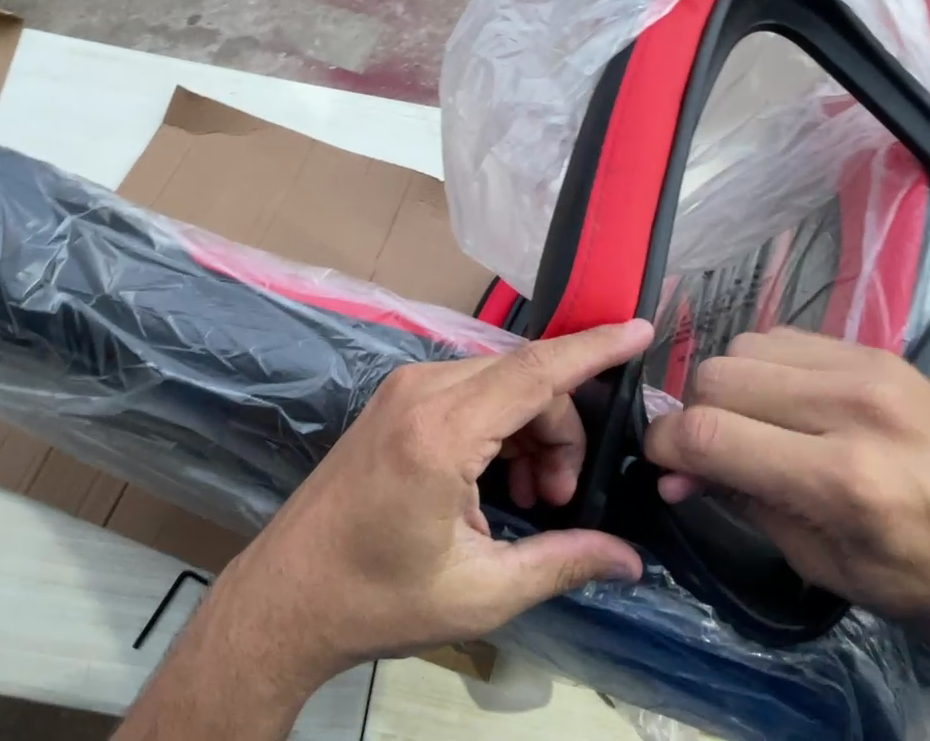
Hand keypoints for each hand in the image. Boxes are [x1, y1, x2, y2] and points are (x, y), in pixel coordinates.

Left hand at [206, 321, 651, 682]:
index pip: (535, 371)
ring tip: (530, 495)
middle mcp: (420, 391)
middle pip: (525, 378)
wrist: (287, 596)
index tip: (642, 330)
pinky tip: (498, 478)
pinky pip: (471, 390)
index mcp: (440, 433)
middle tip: (560, 498)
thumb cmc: (377, 599)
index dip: (594, 349)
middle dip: (563, 428)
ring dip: (532, 428)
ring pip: (500, 381)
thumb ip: (561, 562)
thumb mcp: (479, 591)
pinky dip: (501, 423)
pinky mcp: (395, 399)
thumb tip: (629, 558)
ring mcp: (403, 389)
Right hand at [642, 326, 929, 651]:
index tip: (657, 458)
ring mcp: (870, 368)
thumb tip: (676, 469)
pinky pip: (784, 338)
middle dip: (694, 415)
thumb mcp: (822, 563)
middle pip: (717, 377)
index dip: (664, 443)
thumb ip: (741, 502)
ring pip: (744, 347)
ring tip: (751, 425)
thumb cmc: (928, 583)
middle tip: (709, 451)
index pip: (711, 435)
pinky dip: (765, 368)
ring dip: (728, 387)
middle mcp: (853, 407)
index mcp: (843, 480)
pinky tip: (786, 402)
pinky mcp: (880, 351)